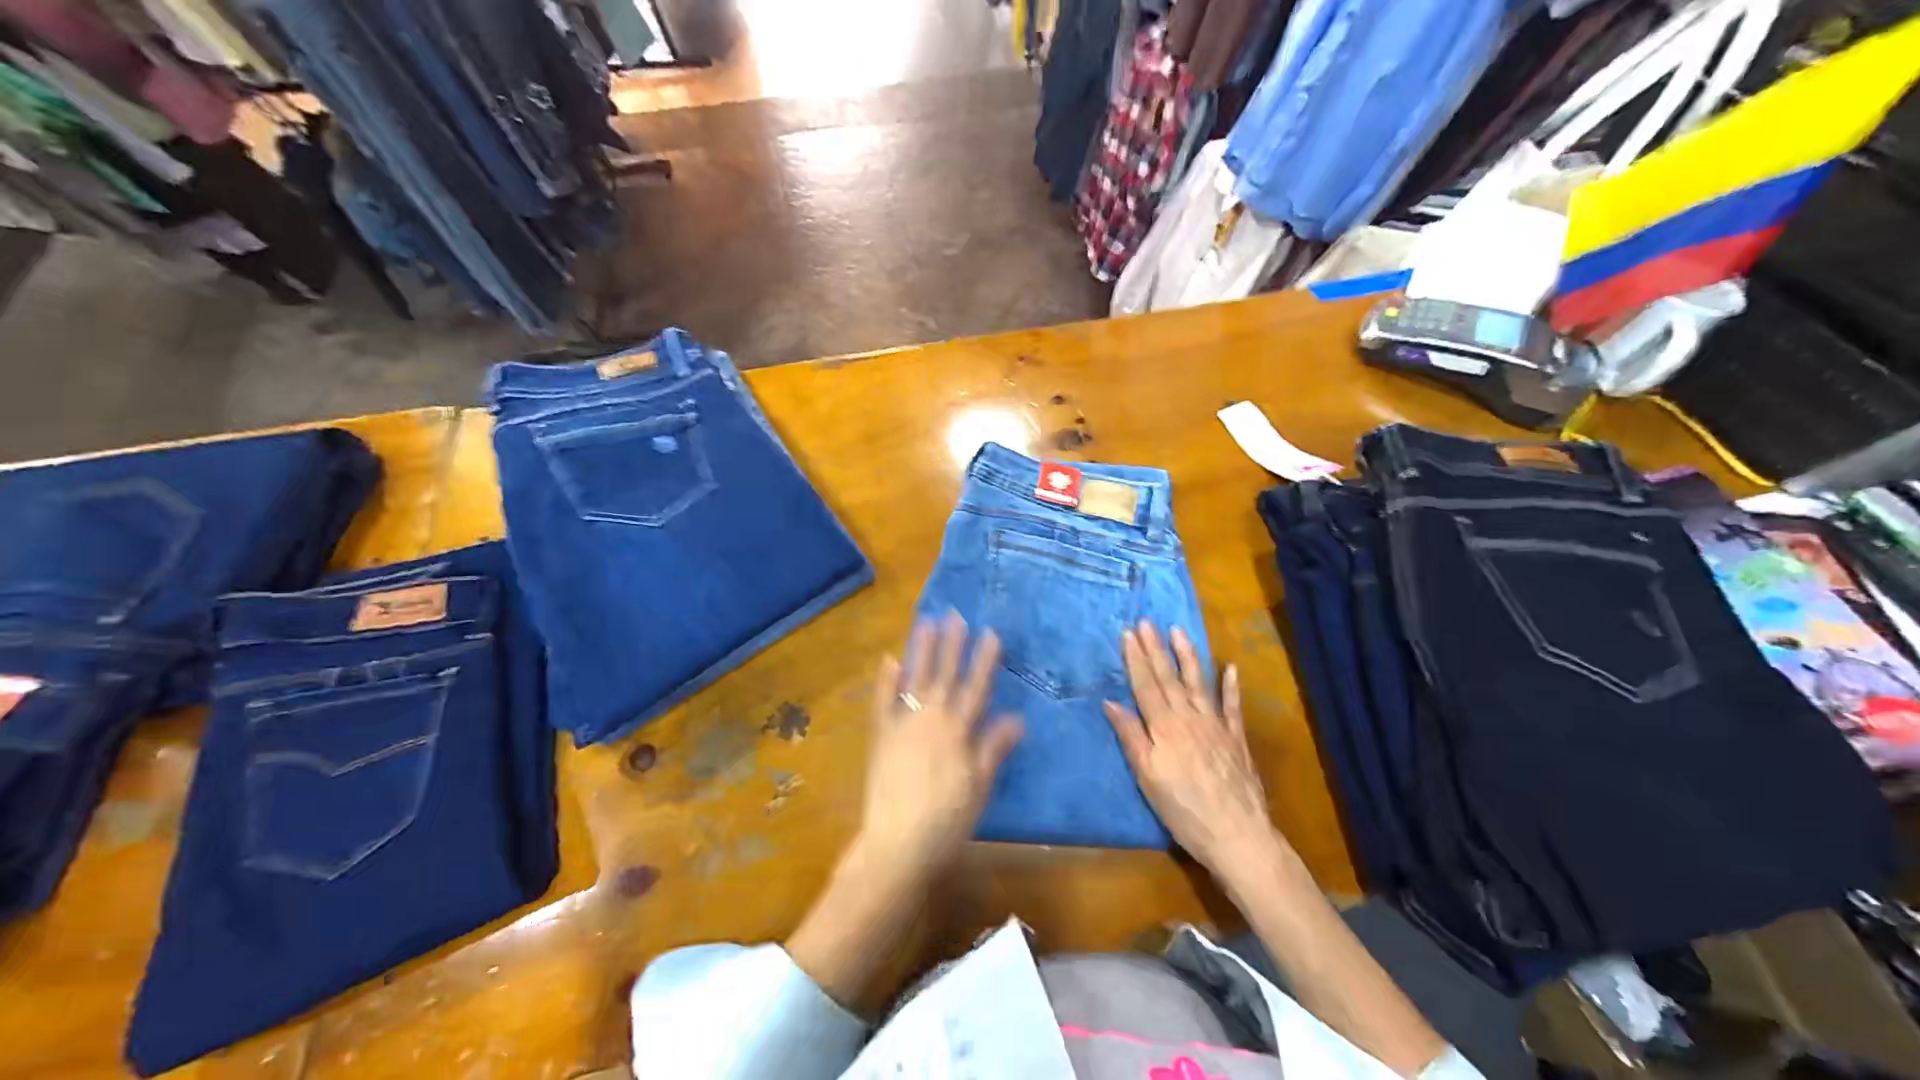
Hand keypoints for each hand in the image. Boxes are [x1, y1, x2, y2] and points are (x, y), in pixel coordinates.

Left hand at [853, 614, 1022, 876]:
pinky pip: (883, 702)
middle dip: (951, 645)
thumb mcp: (980, 786)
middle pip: (944, 675)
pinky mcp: (880, 736)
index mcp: (959, 731)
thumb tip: (1017, 718)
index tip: (990, 633)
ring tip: (925, 622)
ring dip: (920, 650)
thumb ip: (994, 748)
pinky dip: (886, 680)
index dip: (984, 661)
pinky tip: (889, 659)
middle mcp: (932, 719)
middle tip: (954, 615)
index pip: (976, 688)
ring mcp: (902, 724)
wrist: (898, 843)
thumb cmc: (947, 819)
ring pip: (914, 679)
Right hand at [1105, 621, 1283, 876]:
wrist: (1238, 834)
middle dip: (1156, 649)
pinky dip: (1231, 686)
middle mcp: (1190, 718)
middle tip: (1147, 622)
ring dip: (1188, 656)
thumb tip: (1111, 702)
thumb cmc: (1183, 810)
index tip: (1128, 633)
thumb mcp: (1147, 777)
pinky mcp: (1237, 739)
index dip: (1136, 659)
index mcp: (1165, 728)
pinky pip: (1232, 706)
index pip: (1147, 685)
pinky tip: (1230, 668)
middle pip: (1170, 678)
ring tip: (1179, 631)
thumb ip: (1131, 737)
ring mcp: (1217, 726)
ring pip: (1199, 683)